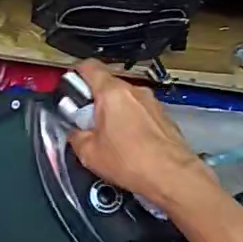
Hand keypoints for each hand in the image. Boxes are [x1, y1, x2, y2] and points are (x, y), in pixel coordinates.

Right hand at [67, 60, 220, 212]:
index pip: (88, 67)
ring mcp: (152, 103)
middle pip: (108, 86)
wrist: (172, 175)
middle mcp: (135, 92)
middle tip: (87, 125)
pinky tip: (129, 146)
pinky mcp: (163, 117)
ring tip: (110, 140)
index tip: (70, 92)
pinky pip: (142, 114)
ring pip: (126, 101)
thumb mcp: (89, 153)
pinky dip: (133, 124)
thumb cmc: (135, 162)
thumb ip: (76, 136)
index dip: (75, 75)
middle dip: (95, 103)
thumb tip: (75, 133)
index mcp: (112, 93)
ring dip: (115, 115)